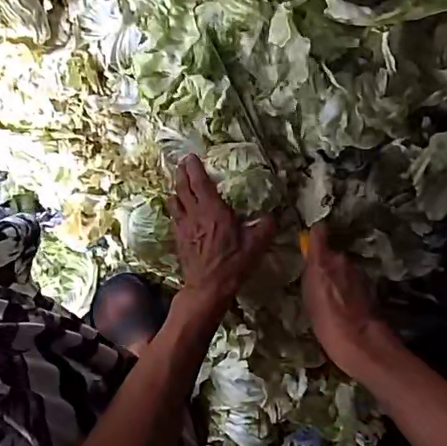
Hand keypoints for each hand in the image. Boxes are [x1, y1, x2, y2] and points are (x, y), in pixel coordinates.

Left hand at [167, 155, 273, 305]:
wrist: (208, 288)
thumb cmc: (233, 264)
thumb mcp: (256, 245)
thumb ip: (266, 226)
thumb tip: (272, 216)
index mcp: (213, 211)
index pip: (200, 183)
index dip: (194, 168)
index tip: (191, 157)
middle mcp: (195, 215)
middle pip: (183, 188)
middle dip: (182, 173)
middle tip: (182, 163)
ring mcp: (184, 227)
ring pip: (175, 201)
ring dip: (176, 189)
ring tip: (178, 182)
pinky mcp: (178, 239)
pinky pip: (174, 217)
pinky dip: (175, 207)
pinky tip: (177, 208)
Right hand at [301, 222, 388, 363]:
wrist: (358, 338)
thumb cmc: (324, 319)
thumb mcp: (307, 295)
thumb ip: (310, 272)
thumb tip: (311, 259)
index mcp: (321, 260)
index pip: (319, 232)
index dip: (316, 235)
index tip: (311, 238)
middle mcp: (341, 259)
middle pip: (332, 255)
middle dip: (327, 264)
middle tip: (320, 281)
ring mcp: (358, 270)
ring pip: (344, 268)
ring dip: (340, 276)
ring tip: (333, 296)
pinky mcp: (369, 283)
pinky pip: (354, 280)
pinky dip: (350, 287)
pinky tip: (346, 303)